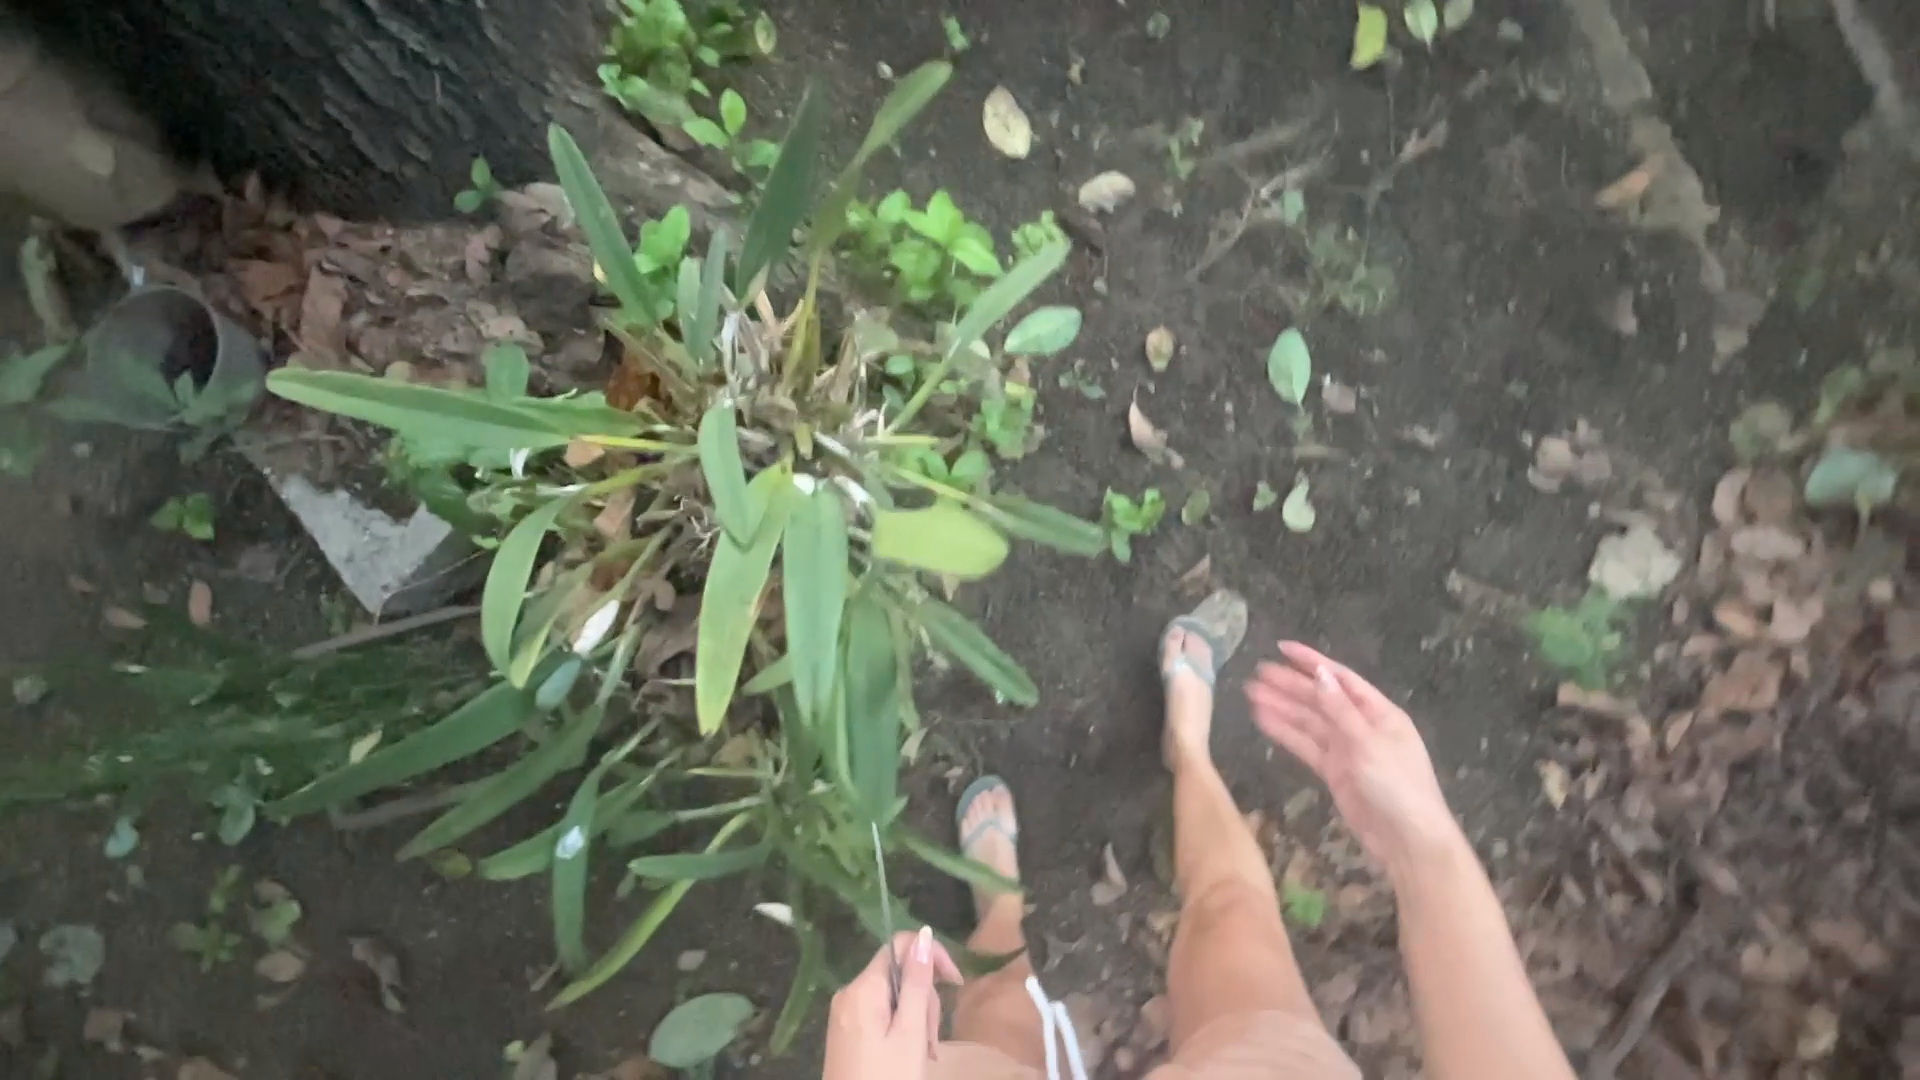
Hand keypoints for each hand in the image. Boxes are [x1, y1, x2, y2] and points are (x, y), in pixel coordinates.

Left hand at [822, 926, 962, 1079]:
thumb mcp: (909, 1034)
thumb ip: (917, 982)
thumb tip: (922, 932)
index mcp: (863, 988)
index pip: (901, 946)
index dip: (931, 956)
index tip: (955, 984)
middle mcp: (849, 993)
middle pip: (898, 974)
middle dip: (923, 998)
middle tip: (932, 1039)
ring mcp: (845, 1014)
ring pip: (892, 996)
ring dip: (915, 1018)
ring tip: (924, 1054)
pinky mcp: (846, 1033)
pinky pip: (879, 1015)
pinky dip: (899, 1029)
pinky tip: (910, 1054)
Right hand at [1244, 642, 1466, 879]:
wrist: (1409, 841)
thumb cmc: (1397, 786)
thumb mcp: (1368, 743)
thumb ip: (1340, 709)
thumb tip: (1319, 674)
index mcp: (1379, 714)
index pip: (1340, 679)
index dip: (1311, 662)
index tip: (1282, 648)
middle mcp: (1361, 726)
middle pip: (1320, 699)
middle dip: (1289, 685)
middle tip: (1256, 674)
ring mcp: (1346, 749)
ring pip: (1308, 721)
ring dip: (1282, 707)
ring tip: (1251, 694)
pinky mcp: (1334, 771)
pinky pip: (1305, 745)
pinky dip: (1285, 732)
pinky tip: (1263, 720)